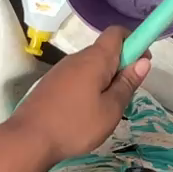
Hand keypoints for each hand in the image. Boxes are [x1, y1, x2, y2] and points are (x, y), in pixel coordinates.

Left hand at [3, 27, 150, 162]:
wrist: (28, 138)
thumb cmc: (75, 125)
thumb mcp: (110, 110)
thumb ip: (127, 84)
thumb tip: (143, 61)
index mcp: (95, 59)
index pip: (117, 33)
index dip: (134, 42)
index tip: (142, 64)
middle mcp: (77, 58)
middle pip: (105, 51)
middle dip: (120, 67)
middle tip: (124, 97)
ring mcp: (61, 70)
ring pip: (91, 66)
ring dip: (104, 80)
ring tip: (104, 110)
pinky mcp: (51, 83)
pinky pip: (77, 77)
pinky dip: (88, 87)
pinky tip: (84, 113)